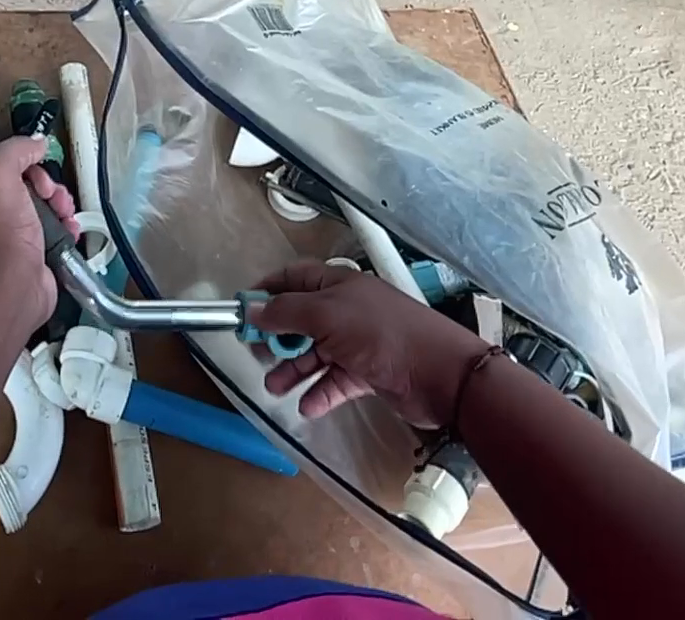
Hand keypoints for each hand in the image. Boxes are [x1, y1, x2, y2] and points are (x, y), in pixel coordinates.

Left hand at [0, 136, 76, 328]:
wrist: (9, 286)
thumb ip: (15, 150)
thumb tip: (35, 143)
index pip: (3, 167)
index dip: (24, 164)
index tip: (34, 169)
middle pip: (29, 186)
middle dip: (48, 186)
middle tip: (51, 195)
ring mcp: (12, 238)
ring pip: (46, 209)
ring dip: (61, 206)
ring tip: (63, 213)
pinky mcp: (34, 255)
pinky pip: (57, 233)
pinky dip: (67, 229)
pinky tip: (69, 230)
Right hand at [253, 263, 490, 427]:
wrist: (441, 374)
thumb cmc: (380, 334)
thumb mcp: (327, 315)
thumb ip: (286, 312)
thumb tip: (253, 309)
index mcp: (337, 285)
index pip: (294, 278)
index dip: (268, 290)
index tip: (243, 308)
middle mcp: (346, 310)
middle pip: (302, 319)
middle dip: (278, 336)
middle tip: (257, 354)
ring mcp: (359, 343)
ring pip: (316, 353)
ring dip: (294, 369)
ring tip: (275, 387)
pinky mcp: (369, 373)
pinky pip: (336, 380)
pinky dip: (320, 392)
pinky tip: (308, 406)